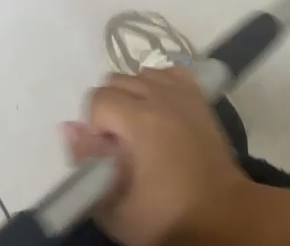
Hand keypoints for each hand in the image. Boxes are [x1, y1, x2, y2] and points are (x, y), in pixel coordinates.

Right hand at [62, 68, 252, 245]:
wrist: (222, 215)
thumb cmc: (167, 217)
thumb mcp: (116, 207)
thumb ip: (86, 164)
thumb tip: (67, 127)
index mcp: (140, 121)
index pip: (98, 99)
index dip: (95, 127)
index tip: (108, 154)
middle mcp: (160, 96)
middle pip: (116, 81)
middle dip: (110, 109)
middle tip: (122, 144)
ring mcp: (182, 92)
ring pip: (140, 74)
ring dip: (133, 96)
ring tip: (141, 128)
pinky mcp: (198, 95)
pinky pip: (167, 71)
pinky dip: (158, 84)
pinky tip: (160, 109)